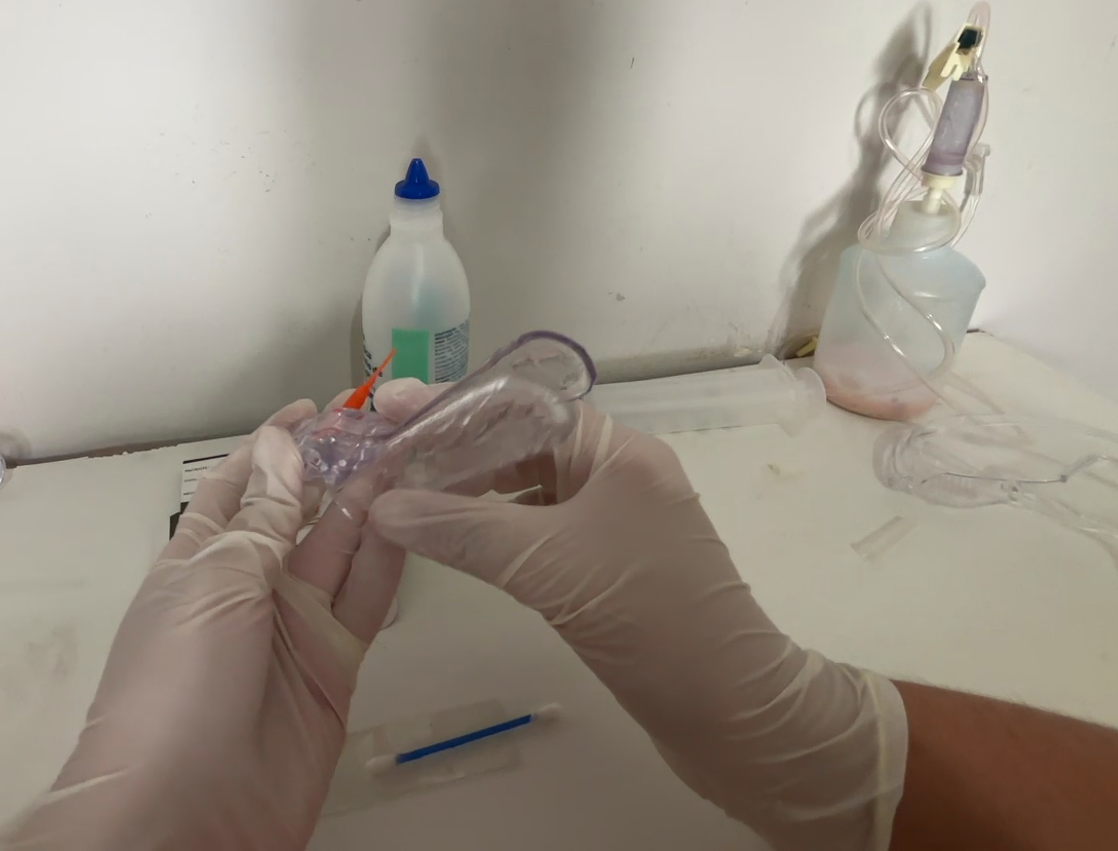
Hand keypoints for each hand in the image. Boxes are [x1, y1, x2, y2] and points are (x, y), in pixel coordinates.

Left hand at [0, 392, 419, 850]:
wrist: (185, 815)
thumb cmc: (180, 679)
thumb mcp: (216, 582)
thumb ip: (261, 515)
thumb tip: (280, 443)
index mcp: (204, 556)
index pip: (241, 483)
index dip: (274, 443)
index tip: (314, 409)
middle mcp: (253, 581)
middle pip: (298, 508)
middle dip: (331, 463)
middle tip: (379, 420)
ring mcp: (297, 621)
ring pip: (339, 545)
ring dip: (367, 499)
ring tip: (403, 452)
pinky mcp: (336, 660)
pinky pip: (366, 596)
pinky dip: (387, 555)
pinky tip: (409, 514)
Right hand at [367, 402, 906, 850]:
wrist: (735, 716)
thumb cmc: (650, 620)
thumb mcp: (548, 566)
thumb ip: (462, 530)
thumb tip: (382, 505)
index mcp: (613, 449)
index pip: (519, 403)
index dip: (451, 403)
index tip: (392, 406)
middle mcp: (613, 468)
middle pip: (518, 437)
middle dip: (453, 443)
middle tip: (388, 449)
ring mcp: (611, 512)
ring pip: (526, 479)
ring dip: (469, 482)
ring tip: (409, 487)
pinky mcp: (604, 554)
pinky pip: (537, 518)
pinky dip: (493, 520)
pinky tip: (456, 530)